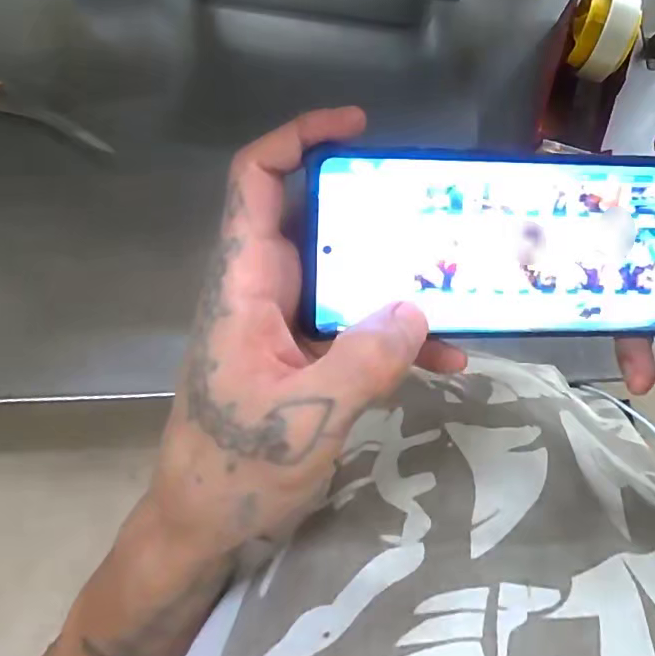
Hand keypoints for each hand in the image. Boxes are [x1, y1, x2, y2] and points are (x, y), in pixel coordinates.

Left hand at [142, 106, 465, 566]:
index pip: (256, 181)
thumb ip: (362, 363)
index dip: (298, 138)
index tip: (356, 128)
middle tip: (428, 205)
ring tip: (452, 278)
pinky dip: (394, 331)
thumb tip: (418, 309)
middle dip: (372, 204)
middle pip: (315, 216)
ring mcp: (286, 318)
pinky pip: (355, 320)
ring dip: (394, 272)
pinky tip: (443, 357)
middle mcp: (264, 286)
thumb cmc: (232, 472)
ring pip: (344, 269)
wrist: (202, 528)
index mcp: (244, 283)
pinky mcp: (305, 349)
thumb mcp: (305, 419)